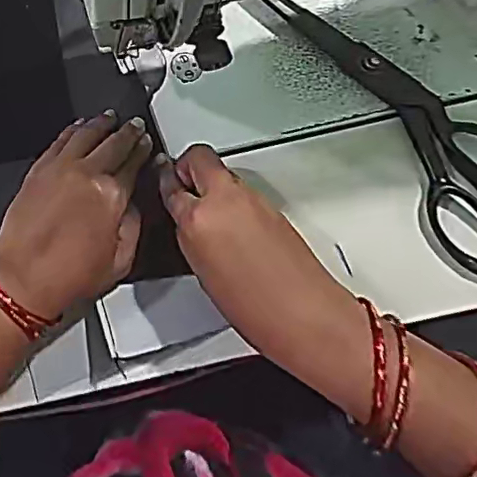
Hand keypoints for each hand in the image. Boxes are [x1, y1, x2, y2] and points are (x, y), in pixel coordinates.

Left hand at [0, 112, 152, 321]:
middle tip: (135, 126)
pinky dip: (72, 130)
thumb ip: (132, 226)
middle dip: (128, 132)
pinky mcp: (38, 169)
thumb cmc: (65, 274)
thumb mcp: (119, 261)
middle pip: (113, 143)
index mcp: (111, 196)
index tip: (147, 145)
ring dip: (101, 123)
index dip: (143, 151)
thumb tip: (132, 208)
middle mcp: (86, 175)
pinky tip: (78, 127)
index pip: (133, 163)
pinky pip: (59, 140)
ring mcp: (59, 168)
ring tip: (109, 117)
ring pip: (85, 134)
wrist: (22, 276)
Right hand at [159, 145, 354, 351]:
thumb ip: (189, 235)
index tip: (167, 184)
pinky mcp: (274, 208)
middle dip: (188, 166)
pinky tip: (237, 230)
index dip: (167, 183)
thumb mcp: (202, 272)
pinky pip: (245, 193)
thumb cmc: (260, 310)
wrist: (310, 318)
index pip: (172, 184)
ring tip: (215, 215)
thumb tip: (186, 222)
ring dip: (215, 186)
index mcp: (198, 219)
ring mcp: (253, 200)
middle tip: (185, 183)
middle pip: (199, 157)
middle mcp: (226, 200)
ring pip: (224, 173)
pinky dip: (236, 202)